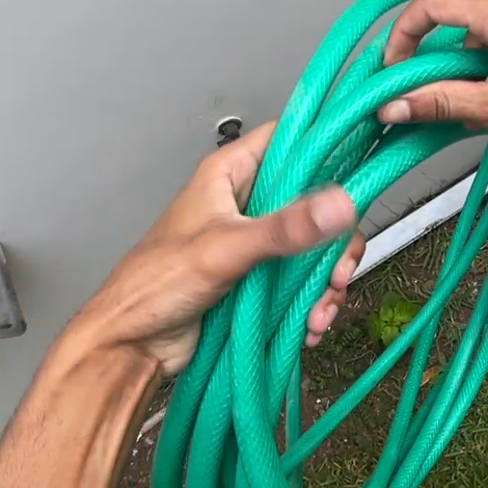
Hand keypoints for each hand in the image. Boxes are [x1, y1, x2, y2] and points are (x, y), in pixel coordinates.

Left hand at [68, 122, 361, 373]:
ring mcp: (255, 239)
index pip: (289, 139)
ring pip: (314, 244)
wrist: (129, 348)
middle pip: (314, 199)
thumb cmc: (152, 286)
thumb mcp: (225, 250)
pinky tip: (309, 325)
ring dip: (325, 280)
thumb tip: (338, 205)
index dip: (326, 146)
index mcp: (231, 174)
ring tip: (319, 311)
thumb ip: (285, 228)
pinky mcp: (259, 276)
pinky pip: (302, 278)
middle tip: (337, 271)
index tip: (358, 167)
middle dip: (334, 241)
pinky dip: (312, 301)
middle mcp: (247, 201)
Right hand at [377, 0, 487, 165]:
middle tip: (410, 70)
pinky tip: (480, 68)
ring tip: (449, 76)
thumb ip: (440, 102)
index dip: (403, 34)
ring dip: (452, 31)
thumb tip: (398, 104)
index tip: (395, 67)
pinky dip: (480, 31)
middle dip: (423, 30)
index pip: (434, 2)